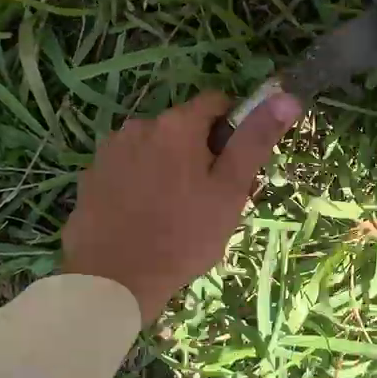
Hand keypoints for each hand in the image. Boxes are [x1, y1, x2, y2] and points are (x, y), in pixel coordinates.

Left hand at [62, 90, 301, 323]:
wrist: (115, 280)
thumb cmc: (184, 235)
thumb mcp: (230, 191)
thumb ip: (255, 140)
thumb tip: (286, 97)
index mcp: (177, 125)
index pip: (216, 103)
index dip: (234, 129)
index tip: (238, 166)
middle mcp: (139, 126)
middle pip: (183, 129)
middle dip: (200, 155)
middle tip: (211, 200)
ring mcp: (110, 152)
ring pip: (154, 150)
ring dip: (169, 169)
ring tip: (177, 214)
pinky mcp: (90, 178)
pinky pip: (127, 171)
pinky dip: (141, 185)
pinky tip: (146, 219)